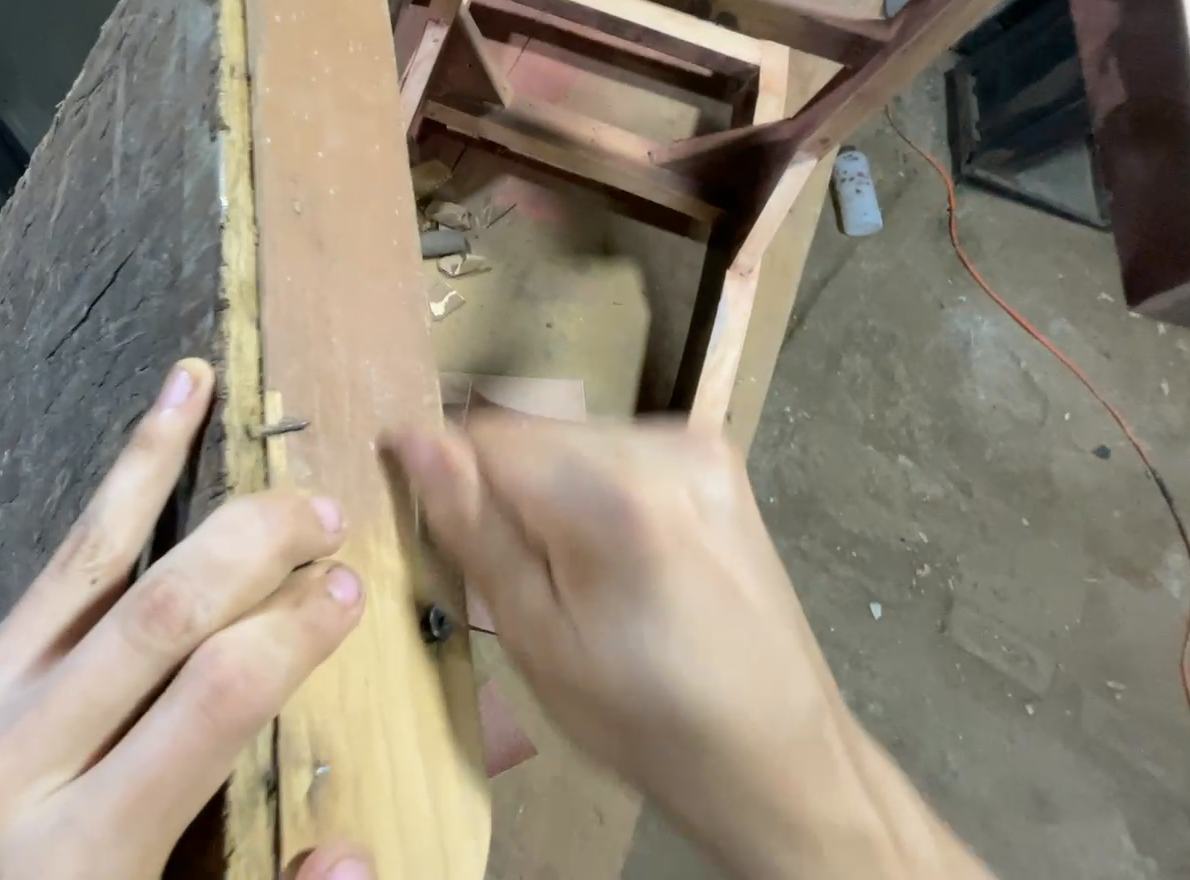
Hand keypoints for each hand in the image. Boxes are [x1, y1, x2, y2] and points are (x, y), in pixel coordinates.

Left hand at [0, 358, 373, 879]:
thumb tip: (355, 842)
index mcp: (81, 856)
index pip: (213, 701)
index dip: (292, 633)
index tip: (348, 588)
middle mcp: (8, 770)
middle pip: (158, 613)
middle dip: (252, 544)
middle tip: (322, 511)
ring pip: (91, 555)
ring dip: (156, 459)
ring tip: (200, 385)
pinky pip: (57, 564)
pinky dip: (115, 485)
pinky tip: (153, 423)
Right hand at [389, 415, 991, 879]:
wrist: (778, 756)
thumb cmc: (640, 718)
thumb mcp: (532, 635)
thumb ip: (471, 526)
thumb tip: (411, 439)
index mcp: (614, 501)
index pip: (481, 436)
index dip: (448, 474)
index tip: (442, 524)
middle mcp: (662, 449)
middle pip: (524, 433)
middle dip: (499, 487)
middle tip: (518, 568)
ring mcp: (695, 446)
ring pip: (559, 435)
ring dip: (539, 484)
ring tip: (567, 562)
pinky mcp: (710, 454)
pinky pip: (603, 444)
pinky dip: (583, 483)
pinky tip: (609, 544)